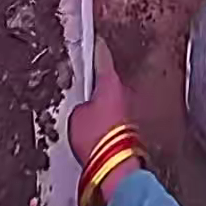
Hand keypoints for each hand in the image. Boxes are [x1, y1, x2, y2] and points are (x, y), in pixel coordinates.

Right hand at [67, 43, 142, 205]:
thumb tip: (83, 108)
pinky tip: (95, 127)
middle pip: (107, 77)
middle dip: (95, 80)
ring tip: (86, 111)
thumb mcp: (76, 116)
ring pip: (111, 97)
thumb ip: (79, 103)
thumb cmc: (97, 139)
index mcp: (110, 81)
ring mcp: (128, 108)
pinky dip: (105, 117)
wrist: (114, 167)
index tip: (93, 38)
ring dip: (101, 101)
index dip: (95, 45)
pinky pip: (113, 114)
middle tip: (81, 82)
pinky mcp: (129, 126)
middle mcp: (123, 91)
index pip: (102, 55)